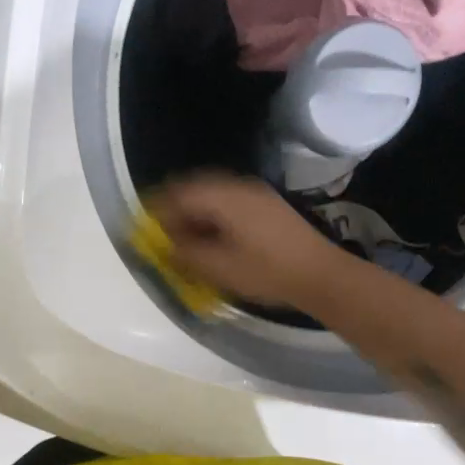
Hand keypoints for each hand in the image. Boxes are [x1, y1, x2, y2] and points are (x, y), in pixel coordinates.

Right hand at [146, 173, 354, 308]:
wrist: (321, 276)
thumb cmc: (267, 272)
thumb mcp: (219, 268)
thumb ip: (186, 254)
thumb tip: (164, 246)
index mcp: (226, 198)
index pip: (181, 192)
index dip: (158, 208)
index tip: (143, 227)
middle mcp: (240, 189)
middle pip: (197, 191)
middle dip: (175, 212)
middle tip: (161, 237)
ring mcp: (257, 196)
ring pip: (213, 199)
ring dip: (194, 217)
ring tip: (184, 244)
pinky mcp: (267, 209)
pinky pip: (229, 206)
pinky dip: (212, 221)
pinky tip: (211, 243)